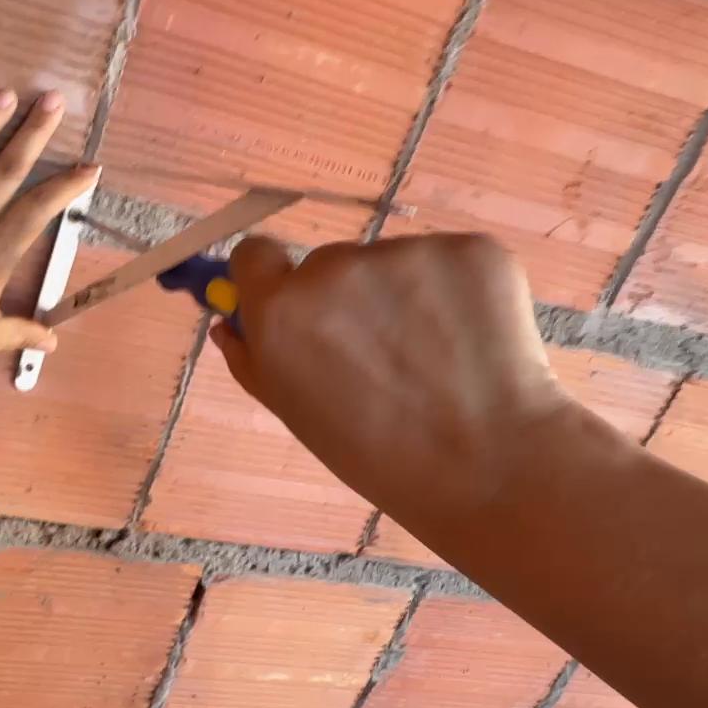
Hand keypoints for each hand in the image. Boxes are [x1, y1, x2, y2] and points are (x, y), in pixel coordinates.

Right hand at [212, 233, 574, 520]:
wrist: (478, 458)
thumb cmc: (362, 445)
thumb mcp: (285, 405)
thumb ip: (248, 355)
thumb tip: (228, 322)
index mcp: (279, 308)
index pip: (253, 255)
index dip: (266, 277)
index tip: (285, 301)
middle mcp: (333, 267)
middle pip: (323, 264)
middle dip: (338, 298)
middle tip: (370, 352)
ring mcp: (405, 252)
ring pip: (385, 264)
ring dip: (395, 294)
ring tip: (425, 353)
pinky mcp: (470, 248)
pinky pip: (441, 262)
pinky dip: (448, 291)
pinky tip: (463, 338)